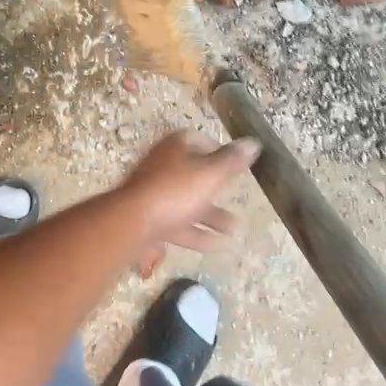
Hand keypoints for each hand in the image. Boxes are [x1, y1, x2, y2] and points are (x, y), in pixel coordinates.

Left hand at [117, 131, 260, 272]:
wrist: (133, 222)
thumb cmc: (175, 191)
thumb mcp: (210, 173)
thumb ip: (231, 160)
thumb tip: (253, 142)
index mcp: (175, 147)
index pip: (198, 140)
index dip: (218, 150)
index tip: (235, 165)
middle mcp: (162, 165)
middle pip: (193, 172)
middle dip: (216, 187)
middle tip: (236, 196)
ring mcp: (154, 193)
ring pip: (187, 201)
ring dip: (211, 215)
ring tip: (234, 229)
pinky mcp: (150, 218)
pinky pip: (178, 224)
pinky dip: (197, 233)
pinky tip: (217, 245)